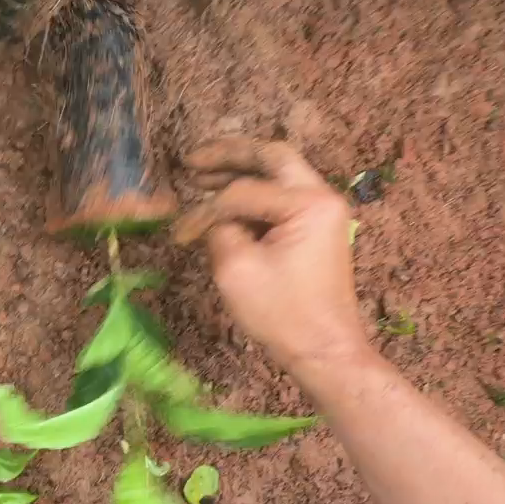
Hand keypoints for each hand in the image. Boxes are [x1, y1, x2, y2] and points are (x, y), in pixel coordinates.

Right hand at [173, 139, 369, 373]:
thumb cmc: (282, 313)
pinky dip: (252, 193)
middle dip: (229, 155)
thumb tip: (211, 218)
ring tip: (200, 175)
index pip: (242, 192)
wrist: (324, 348)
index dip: (204, 210)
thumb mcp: (236, 269)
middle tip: (192, 160)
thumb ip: (218, 230)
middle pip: (272, 157)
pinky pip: (280, 196)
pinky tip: (223, 201)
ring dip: (240, 170)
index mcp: (307, 204)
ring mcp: (322, 211)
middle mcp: (322, 197)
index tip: (181, 235)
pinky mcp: (315, 227)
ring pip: (278, 172)